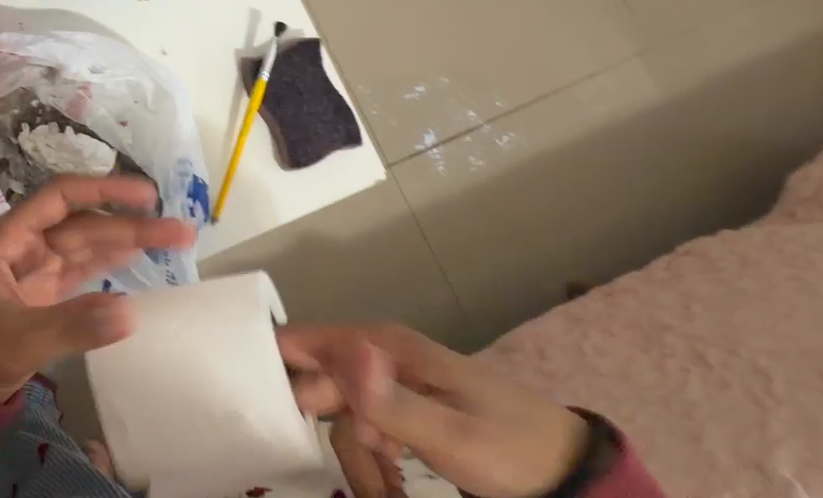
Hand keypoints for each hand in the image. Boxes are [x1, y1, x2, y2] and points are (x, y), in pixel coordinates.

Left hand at [0, 175, 196, 402]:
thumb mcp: (19, 339)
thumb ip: (72, 326)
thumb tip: (130, 313)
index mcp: (10, 237)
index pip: (61, 198)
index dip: (103, 190)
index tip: (145, 194)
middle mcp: (26, 245)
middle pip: (84, 223)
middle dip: (129, 222)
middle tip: (181, 229)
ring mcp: (37, 269)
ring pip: (88, 246)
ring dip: (127, 240)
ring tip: (173, 238)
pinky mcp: (45, 294)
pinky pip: (84, 271)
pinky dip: (111, 265)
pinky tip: (139, 258)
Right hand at [278, 324, 588, 497]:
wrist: (568, 474)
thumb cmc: (512, 449)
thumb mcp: (456, 438)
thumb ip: (393, 404)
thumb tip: (345, 358)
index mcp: (381, 346)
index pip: (302, 341)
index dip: (271, 363)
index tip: (254, 403)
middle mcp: (374, 356)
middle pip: (318, 388)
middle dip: (329, 437)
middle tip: (368, 480)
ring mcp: (386, 385)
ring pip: (340, 422)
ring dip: (357, 463)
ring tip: (387, 495)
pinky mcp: (398, 413)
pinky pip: (361, 436)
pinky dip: (370, 465)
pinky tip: (391, 486)